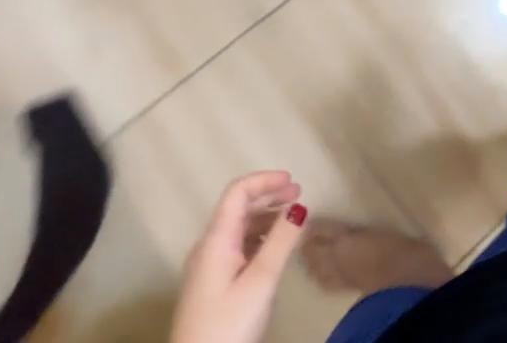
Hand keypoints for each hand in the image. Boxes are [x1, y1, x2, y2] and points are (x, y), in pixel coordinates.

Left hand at [170, 172, 307, 342]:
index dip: (265, 180)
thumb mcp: (260, 282)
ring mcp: (207, 268)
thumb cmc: (228, 326)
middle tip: (300, 196)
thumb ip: (280, 242)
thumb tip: (299, 206)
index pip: (237, 192)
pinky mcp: (211, 287)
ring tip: (293, 223)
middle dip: (269, 196)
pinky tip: (274, 252)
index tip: (294, 182)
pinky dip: (258, 240)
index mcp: (215, 240)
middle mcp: (207, 247)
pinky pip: (236, 249)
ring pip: (238, 229)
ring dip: (265, 218)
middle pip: (237, 208)